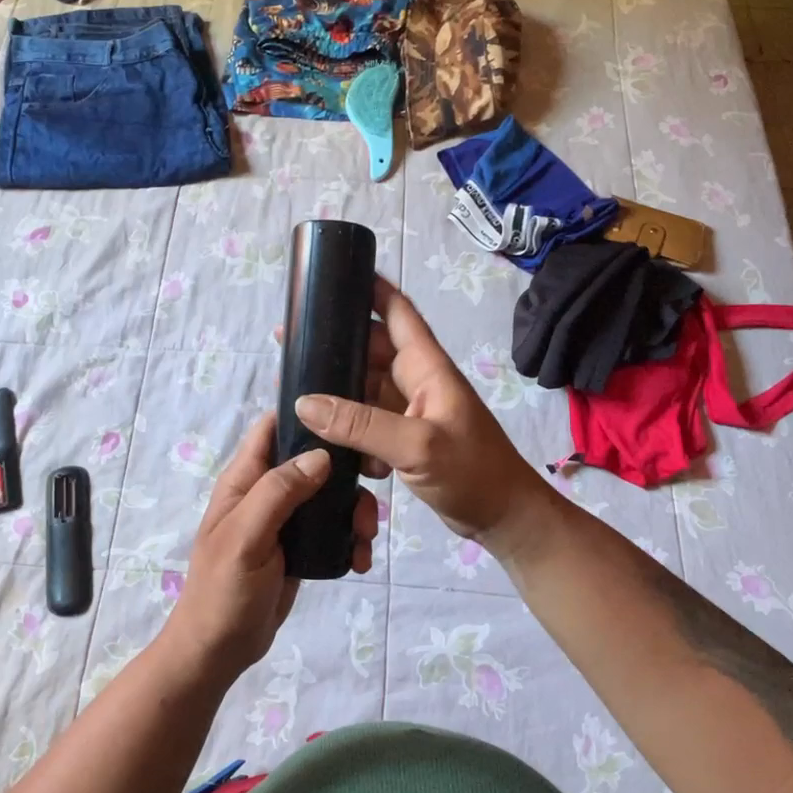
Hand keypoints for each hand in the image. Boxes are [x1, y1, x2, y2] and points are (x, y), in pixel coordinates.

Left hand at [162, 414, 378, 681]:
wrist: (221, 650)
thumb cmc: (223, 590)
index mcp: (244, 480)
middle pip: (314, 460)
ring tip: (365, 537)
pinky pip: (334, 529)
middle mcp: (267, 492)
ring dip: (354, 511)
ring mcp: (286, 520)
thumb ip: (278, 493)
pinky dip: (351, 539)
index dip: (306, 416)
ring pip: (330, 496)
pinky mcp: (302, 547)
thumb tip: (322, 455)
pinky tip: (359, 559)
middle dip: (346, 473)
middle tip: (369, 495)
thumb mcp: (245, 537)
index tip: (348, 421)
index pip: (273, 428)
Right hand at [294, 277, 550, 551]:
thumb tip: (304, 402)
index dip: (371, 287)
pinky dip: (349, 431)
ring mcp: (411, 412)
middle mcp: (417, 381)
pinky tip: (327, 443)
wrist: (504, 520)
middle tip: (288, 341)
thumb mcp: (416, 445)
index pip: (397, 312)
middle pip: (370, 350)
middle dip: (334, 344)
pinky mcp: (405, 440)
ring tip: (293, 389)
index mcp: (427, 367)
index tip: (333, 272)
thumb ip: (360, 424)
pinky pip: (367, 424)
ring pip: (364, 389)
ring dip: (336, 393)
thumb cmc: (472, 472)